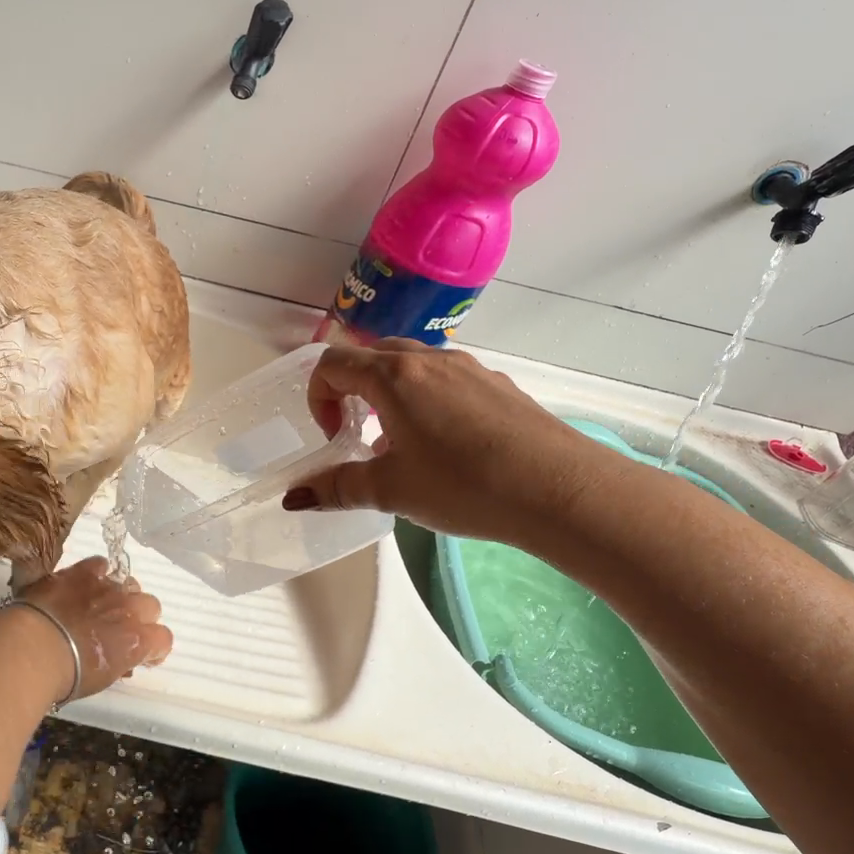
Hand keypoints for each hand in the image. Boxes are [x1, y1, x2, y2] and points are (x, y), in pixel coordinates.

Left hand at [10, 558, 172, 698]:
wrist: (35, 648)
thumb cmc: (67, 676)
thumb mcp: (103, 679)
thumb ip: (120, 662)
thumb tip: (121, 657)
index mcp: (139, 640)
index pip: (163, 639)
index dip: (153, 647)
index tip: (140, 654)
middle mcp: (130, 609)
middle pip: (151, 605)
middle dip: (139, 616)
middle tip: (119, 628)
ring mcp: (108, 586)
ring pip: (129, 582)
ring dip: (120, 594)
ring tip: (99, 605)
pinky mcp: (83, 571)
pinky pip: (100, 564)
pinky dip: (96, 574)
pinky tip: (83, 584)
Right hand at [282, 339, 619, 545]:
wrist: (560, 490)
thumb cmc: (464, 485)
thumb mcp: (391, 491)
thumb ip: (337, 488)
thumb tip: (292, 497)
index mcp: (394, 377)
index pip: (334, 364)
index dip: (318, 397)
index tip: (334, 437)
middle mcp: (430, 359)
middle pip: (373, 356)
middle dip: (353, 390)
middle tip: (359, 434)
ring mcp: (470, 369)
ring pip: (414, 365)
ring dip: (392, 396)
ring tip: (403, 445)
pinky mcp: (500, 386)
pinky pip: (449, 380)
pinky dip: (429, 401)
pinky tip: (448, 449)